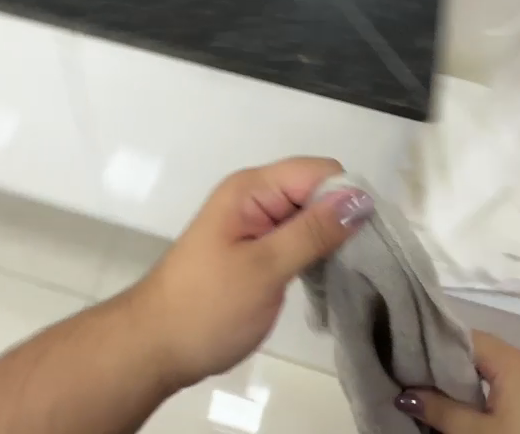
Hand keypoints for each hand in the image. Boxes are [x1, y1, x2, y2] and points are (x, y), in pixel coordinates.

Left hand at [126, 156, 374, 388]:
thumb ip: (312, 232)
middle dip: (339, 219)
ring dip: (327, 240)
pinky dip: (313, 254)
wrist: (154, 347)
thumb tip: (359, 198)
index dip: (345, 197)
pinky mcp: (255, 248)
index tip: (365, 239)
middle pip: (315, 190)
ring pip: (308, 215)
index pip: (318, 171)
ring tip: (342, 274)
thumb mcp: (264, 269)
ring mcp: (254, 222)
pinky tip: (323, 279)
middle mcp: (255, 195)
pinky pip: (296, 236)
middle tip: (356, 263)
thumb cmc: (207, 306)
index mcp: (253, 188)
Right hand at [396, 331, 519, 433]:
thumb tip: (404, 393)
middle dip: (444, 366)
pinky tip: (460, 408)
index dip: (433, 345)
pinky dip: (479, 392)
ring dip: (460, 383)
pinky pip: (501, 384)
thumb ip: (440, 411)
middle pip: (474, 352)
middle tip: (412, 378)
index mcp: (510, 358)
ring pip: (486, 370)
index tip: (406, 358)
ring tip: (429, 394)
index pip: (462, 336)